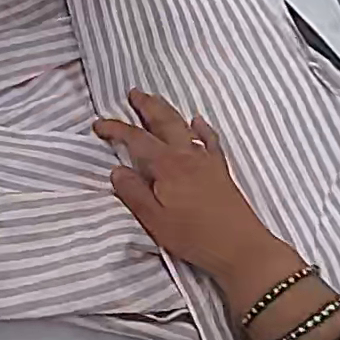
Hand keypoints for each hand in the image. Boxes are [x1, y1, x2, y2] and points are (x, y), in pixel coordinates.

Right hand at [95, 90, 303, 301]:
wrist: (240, 247)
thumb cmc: (193, 236)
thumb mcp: (154, 220)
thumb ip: (133, 193)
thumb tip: (117, 170)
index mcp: (167, 166)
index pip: (136, 140)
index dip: (116, 129)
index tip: (98, 125)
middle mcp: (187, 156)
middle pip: (164, 122)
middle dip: (146, 106)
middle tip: (133, 93)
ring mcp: (206, 160)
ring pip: (184, 126)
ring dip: (168, 110)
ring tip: (156, 100)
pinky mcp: (220, 170)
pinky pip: (209, 140)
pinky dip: (201, 128)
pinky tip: (197, 121)